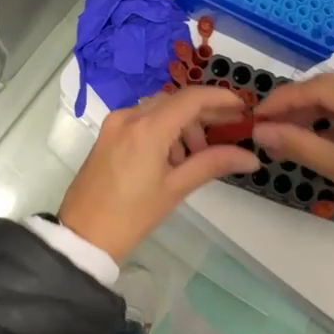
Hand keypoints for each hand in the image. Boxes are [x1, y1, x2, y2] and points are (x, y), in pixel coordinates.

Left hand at [58, 87, 259, 261]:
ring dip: (183, 125)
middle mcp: (129, 116)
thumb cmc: (132, 215)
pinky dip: (163, 131)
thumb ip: (213, 164)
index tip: (243, 109)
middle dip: (204, 114)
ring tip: (197, 157)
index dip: (221, 99)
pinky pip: (143, 121)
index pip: (192, 98)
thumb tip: (250, 156)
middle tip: (229, 133)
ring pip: (159, 110)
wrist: (83, 235)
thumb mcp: (176, 189)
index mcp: (147, 128)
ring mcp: (115, 124)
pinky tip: (172, 158)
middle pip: (176, 102)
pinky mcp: (108, 135)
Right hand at [251, 74, 333, 212]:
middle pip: (331, 89)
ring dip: (310, 113)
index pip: (324, 89)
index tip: (258, 114)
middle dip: (295, 106)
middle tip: (265, 125)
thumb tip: (259, 131)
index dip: (286, 99)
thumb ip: (301, 146)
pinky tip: (308, 137)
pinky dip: (329, 121)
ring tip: (281, 134)